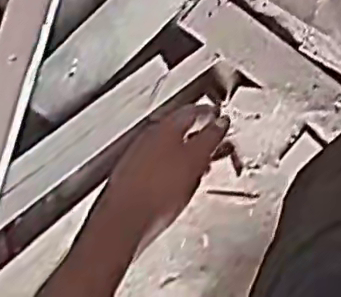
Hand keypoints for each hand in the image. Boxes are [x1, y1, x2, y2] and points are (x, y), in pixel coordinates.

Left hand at [94, 102, 227, 245]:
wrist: (119, 229)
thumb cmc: (156, 192)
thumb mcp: (197, 159)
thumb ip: (212, 136)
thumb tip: (221, 122)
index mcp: (166, 126)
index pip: (194, 110)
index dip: (211, 115)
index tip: (221, 120)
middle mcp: (147, 138)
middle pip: (179, 129)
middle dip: (198, 137)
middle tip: (213, 146)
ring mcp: (133, 160)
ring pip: (165, 150)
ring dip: (183, 156)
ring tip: (197, 170)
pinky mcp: (124, 183)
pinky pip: (153, 169)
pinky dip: (167, 172)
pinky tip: (174, 187)